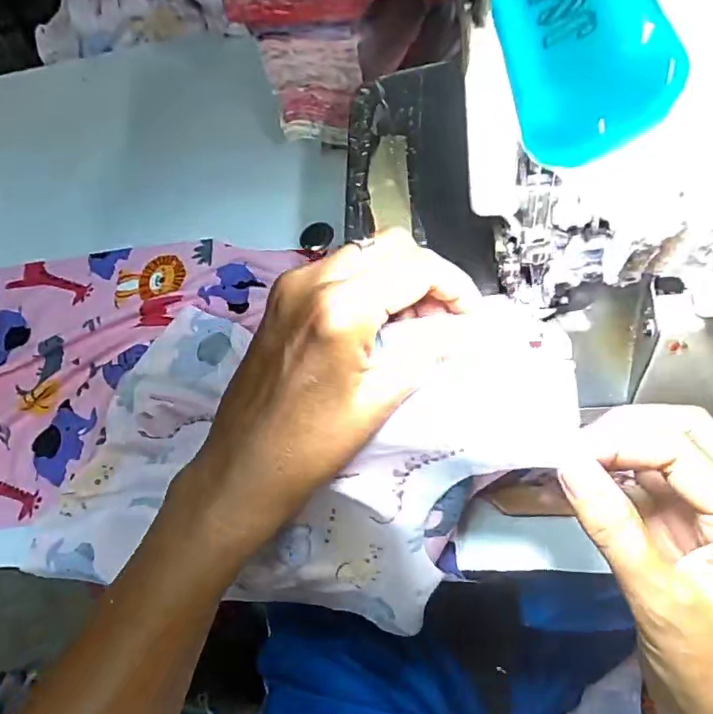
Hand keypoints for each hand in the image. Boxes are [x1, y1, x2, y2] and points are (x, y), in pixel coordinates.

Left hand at [175, 229, 478, 556]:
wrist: (243, 465)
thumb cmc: (310, 446)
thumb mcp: (378, 400)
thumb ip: (426, 351)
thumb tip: (463, 328)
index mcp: (339, 307)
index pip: (416, 268)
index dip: (454, 286)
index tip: (469, 316)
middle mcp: (310, 282)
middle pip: (388, 248)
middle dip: (425, 276)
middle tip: (441, 320)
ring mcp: (289, 287)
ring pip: (362, 255)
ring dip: (395, 278)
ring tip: (411, 325)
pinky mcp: (279, 299)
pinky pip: (335, 272)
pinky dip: (364, 285)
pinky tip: (374, 324)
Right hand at [555, 407, 712, 713]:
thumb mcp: (659, 601)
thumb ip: (613, 528)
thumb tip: (568, 466)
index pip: (681, 450)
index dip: (621, 443)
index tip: (567, 456)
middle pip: (686, 439)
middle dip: (628, 431)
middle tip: (574, 447)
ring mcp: (709, 529)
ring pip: (665, 464)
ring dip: (618, 456)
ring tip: (569, 462)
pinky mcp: (685, 546)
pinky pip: (647, 499)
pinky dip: (613, 488)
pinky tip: (580, 489)